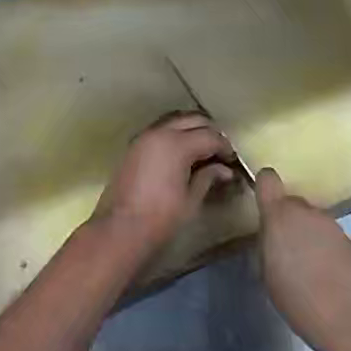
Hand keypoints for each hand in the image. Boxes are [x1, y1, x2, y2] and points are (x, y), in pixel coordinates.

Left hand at [93, 112, 234, 257]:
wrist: (118, 231)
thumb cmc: (160, 218)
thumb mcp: (191, 199)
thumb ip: (208, 177)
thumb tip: (224, 170)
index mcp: (177, 144)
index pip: (210, 136)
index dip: (224, 147)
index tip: (231, 161)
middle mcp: (160, 132)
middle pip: (193, 119)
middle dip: (210, 132)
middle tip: (219, 152)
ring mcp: (144, 136)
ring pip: (175, 119)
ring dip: (191, 128)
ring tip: (201, 149)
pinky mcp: (134, 145)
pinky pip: (160, 128)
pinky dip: (175, 132)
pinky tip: (181, 152)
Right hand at [253, 167, 350, 350]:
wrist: (346, 316)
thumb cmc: (296, 298)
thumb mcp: (267, 272)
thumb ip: (267, 243)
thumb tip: (272, 235)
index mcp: (279, 216)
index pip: (268, 179)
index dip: (264, 187)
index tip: (264, 204)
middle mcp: (306, 211)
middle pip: (291, 203)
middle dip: (287, 220)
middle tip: (285, 251)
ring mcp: (329, 222)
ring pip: (310, 219)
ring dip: (306, 234)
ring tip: (306, 267)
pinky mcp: (347, 237)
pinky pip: (326, 234)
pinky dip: (323, 246)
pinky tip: (324, 273)